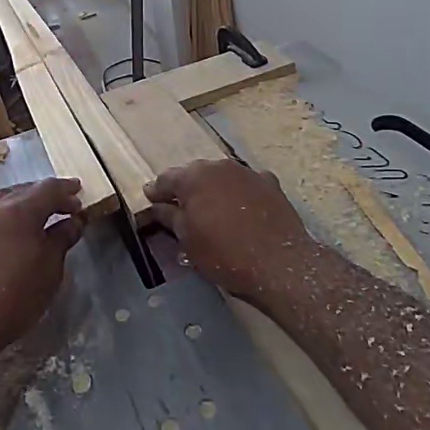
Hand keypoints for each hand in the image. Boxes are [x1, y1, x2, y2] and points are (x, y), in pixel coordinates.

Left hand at [0, 177, 84, 354]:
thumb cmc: (15, 298)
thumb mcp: (50, 269)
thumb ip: (63, 238)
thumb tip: (73, 221)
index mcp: (19, 211)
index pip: (49, 188)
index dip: (67, 190)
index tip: (80, 195)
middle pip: (24, 190)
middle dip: (46, 195)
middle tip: (64, 206)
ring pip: (3, 200)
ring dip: (24, 204)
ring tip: (38, 218)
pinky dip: (5, 216)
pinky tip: (12, 232)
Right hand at [145, 160, 323, 301]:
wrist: (279, 263)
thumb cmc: (224, 254)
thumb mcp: (188, 239)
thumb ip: (170, 216)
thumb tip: (158, 205)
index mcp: (195, 177)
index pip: (167, 178)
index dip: (157, 191)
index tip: (150, 200)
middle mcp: (221, 166)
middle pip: (196, 174)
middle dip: (186, 189)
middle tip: (178, 208)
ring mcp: (249, 173)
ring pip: (222, 177)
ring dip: (213, 190)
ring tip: (209, 210)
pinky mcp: (271, 184)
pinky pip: (246, 185)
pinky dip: (239, 194)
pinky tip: (239, 210)